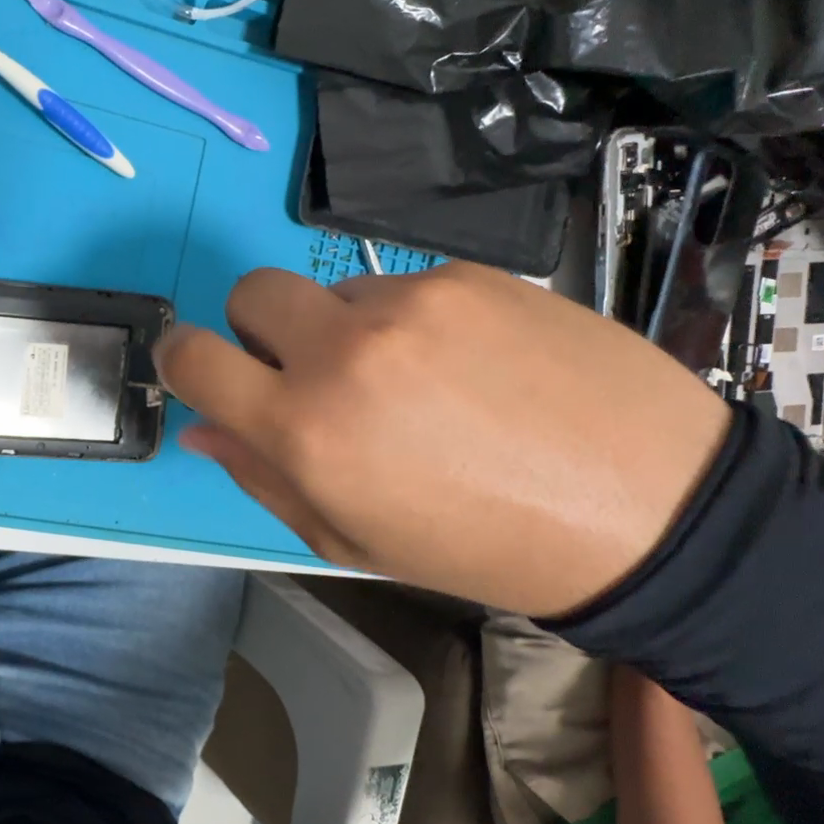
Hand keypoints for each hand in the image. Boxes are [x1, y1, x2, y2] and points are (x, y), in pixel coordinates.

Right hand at [155, 261, 730, 616]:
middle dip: (257, 327)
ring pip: (334, 292)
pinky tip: (467, 364)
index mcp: (303, 427)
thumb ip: (260, 476)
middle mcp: (343, 350)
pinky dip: (410, 321)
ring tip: (413, 380)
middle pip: (251, 291)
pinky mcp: (472, 277)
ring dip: (344, 329)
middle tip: (304, 369)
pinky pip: (404, 286)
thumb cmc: (473, 546)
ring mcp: (411, 303)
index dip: (180, 357)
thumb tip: (205, 428)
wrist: (643, 510)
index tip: (199, 368)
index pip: (192, 356)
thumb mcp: (345, 538)